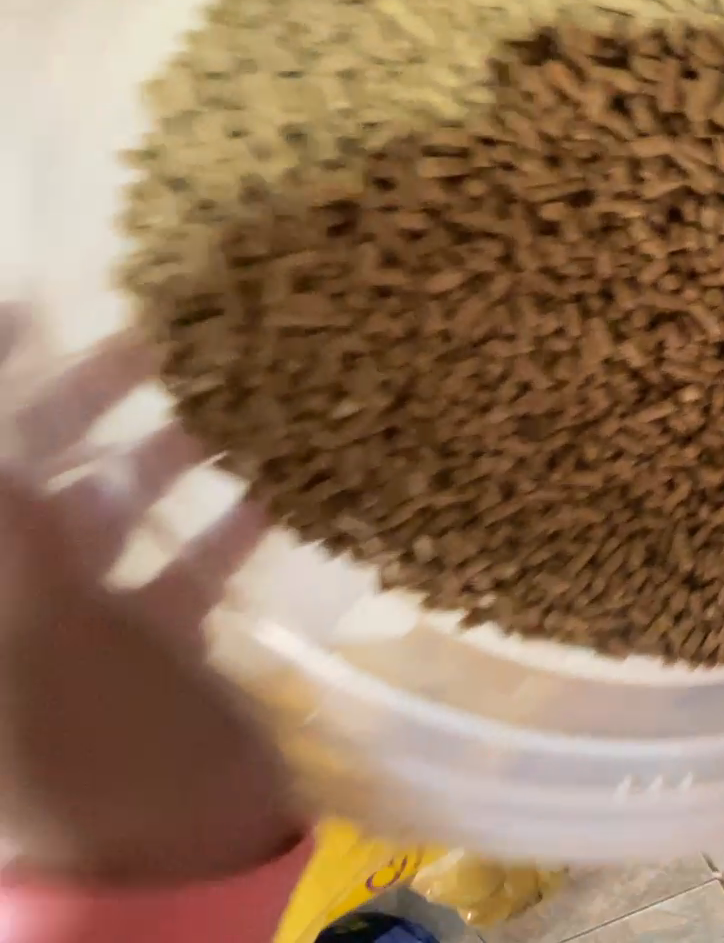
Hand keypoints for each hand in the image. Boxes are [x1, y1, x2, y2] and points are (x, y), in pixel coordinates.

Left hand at [0, 303, 299, 883]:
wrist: (164, 849)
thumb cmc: (80, 749)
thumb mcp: (30, 624)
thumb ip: (18, 508)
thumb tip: (10, 388)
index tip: (35, 295)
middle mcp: (7, 589)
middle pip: (27, 471)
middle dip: (72, 394)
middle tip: (141, 324)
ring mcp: (79, 614)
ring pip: (110, 505)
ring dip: (162, 447)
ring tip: (216, 385)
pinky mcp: (154, 634)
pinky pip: (186, 556)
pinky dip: (227, 518)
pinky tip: (276, 481)